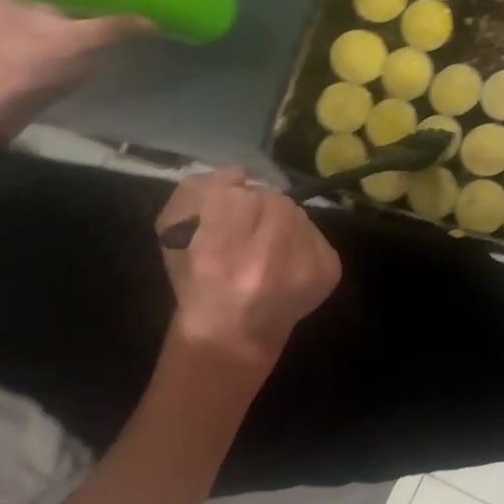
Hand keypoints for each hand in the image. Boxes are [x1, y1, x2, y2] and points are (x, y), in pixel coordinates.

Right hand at [156, 169, 341, 369]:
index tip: (223, 213)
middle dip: (260, 207)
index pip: (237, 194)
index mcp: (221, 248)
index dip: (228, 199)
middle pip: (274, 200)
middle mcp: (268, 257)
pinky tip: (286, 258)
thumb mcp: (173, 234)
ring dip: (282, 221)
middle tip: (249, 226)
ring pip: (299, 214)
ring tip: (267, 243)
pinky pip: (318, 235)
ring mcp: (305, 265)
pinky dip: (302, 239)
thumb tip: (238, 172)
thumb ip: (197, 193)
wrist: (236, 331)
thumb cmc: (197, 282)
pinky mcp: (330, 270)